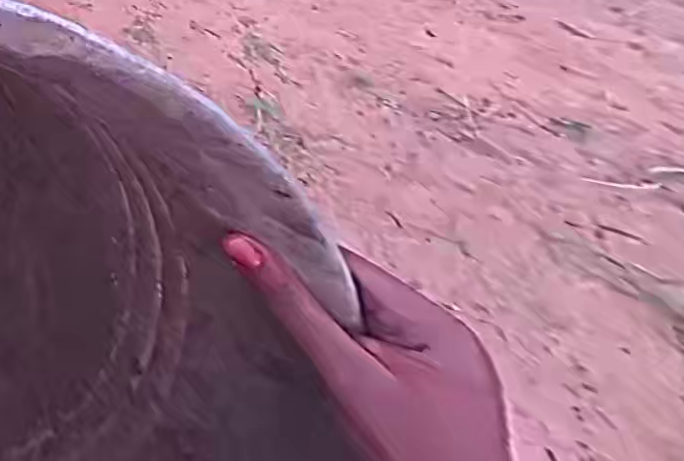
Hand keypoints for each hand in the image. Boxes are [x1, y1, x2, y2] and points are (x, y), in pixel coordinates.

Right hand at [223, 233, 510, 460]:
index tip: (244, 247)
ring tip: (285, 324)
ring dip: (316, 317)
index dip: (293, 256)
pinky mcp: (421, 382)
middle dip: (304, 292)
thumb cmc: (416, 456)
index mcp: (436, 323)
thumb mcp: (346, 372)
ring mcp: (435, 361)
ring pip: (349, 313)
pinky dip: (330, 339)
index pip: (343, 264)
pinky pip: (360, 338)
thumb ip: (292, 304)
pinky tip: (311, 348)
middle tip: (257, 288)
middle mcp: (441, 334)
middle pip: (346, 288)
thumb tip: (241, 243)